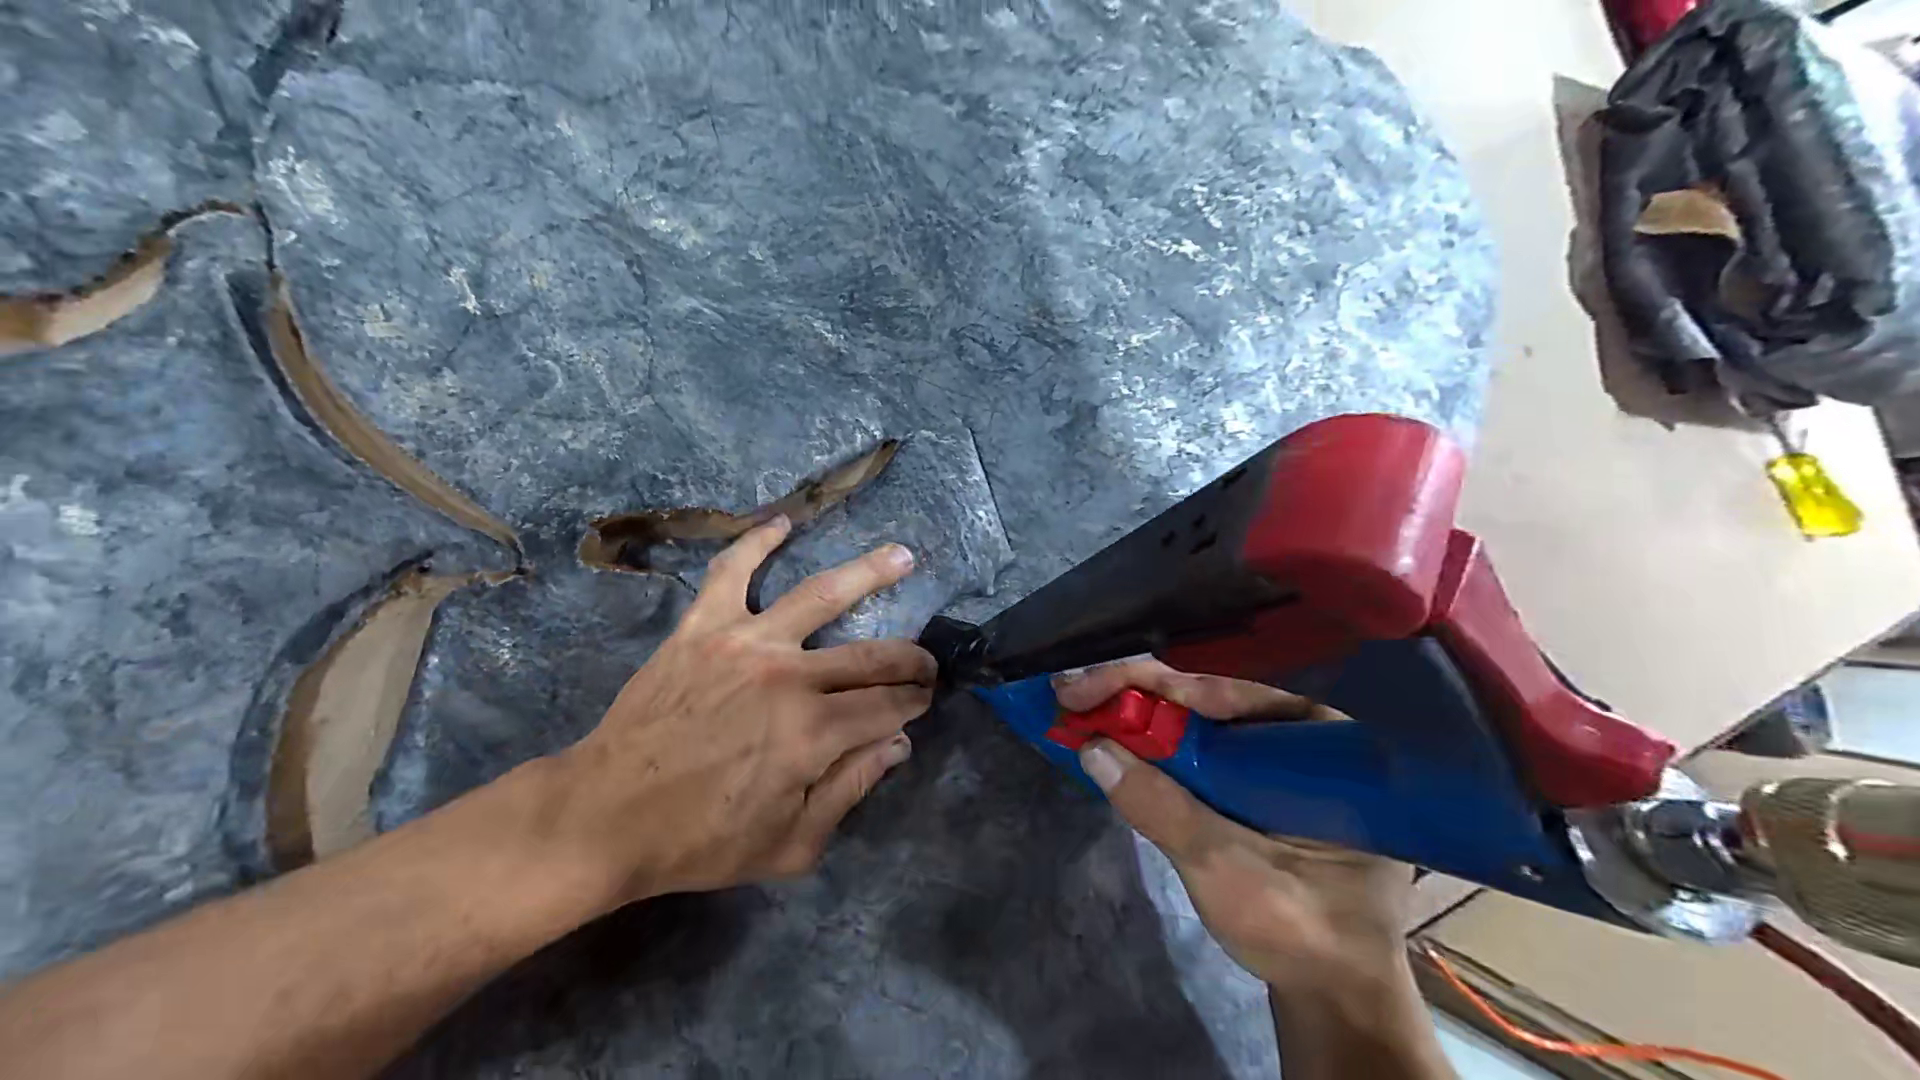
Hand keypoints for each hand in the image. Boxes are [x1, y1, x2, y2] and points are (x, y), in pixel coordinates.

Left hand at [554, 515, 935, 907]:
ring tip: (901, 557)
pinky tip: (782, 522)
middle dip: (911, 658)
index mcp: (814, 733)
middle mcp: (790, 677)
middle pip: (871, 656)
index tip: (926, 699)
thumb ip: (851, 790)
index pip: (889, 706)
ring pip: (820, 595)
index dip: (915, 702)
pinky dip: (756, 543)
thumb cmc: (701, 839)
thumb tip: (897, 742)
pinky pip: (732, 573)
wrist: (605, 817)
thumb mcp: (791, 844)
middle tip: (927, 660)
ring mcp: (745, 643)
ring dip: (869, 573)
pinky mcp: (703, 628)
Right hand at [1054, 659, 1414, 996]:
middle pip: (1207, 702)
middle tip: (1073, 694)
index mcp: (1319, 744)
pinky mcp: (1254, 786)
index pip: (1227, 696)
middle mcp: (1300, 738)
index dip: (1155, 686)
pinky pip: (1199, 752)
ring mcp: (1276, 763)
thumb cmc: (1299, 933)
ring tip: (1083, 709)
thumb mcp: (1227, 870)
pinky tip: (1118, 742)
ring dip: (1139, 718)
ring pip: (1198, 724)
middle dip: (1138, 696)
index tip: (1092, 687)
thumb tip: (1092, 747)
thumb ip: (1164, 809)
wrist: (1332, 995)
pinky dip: (1154, 748)